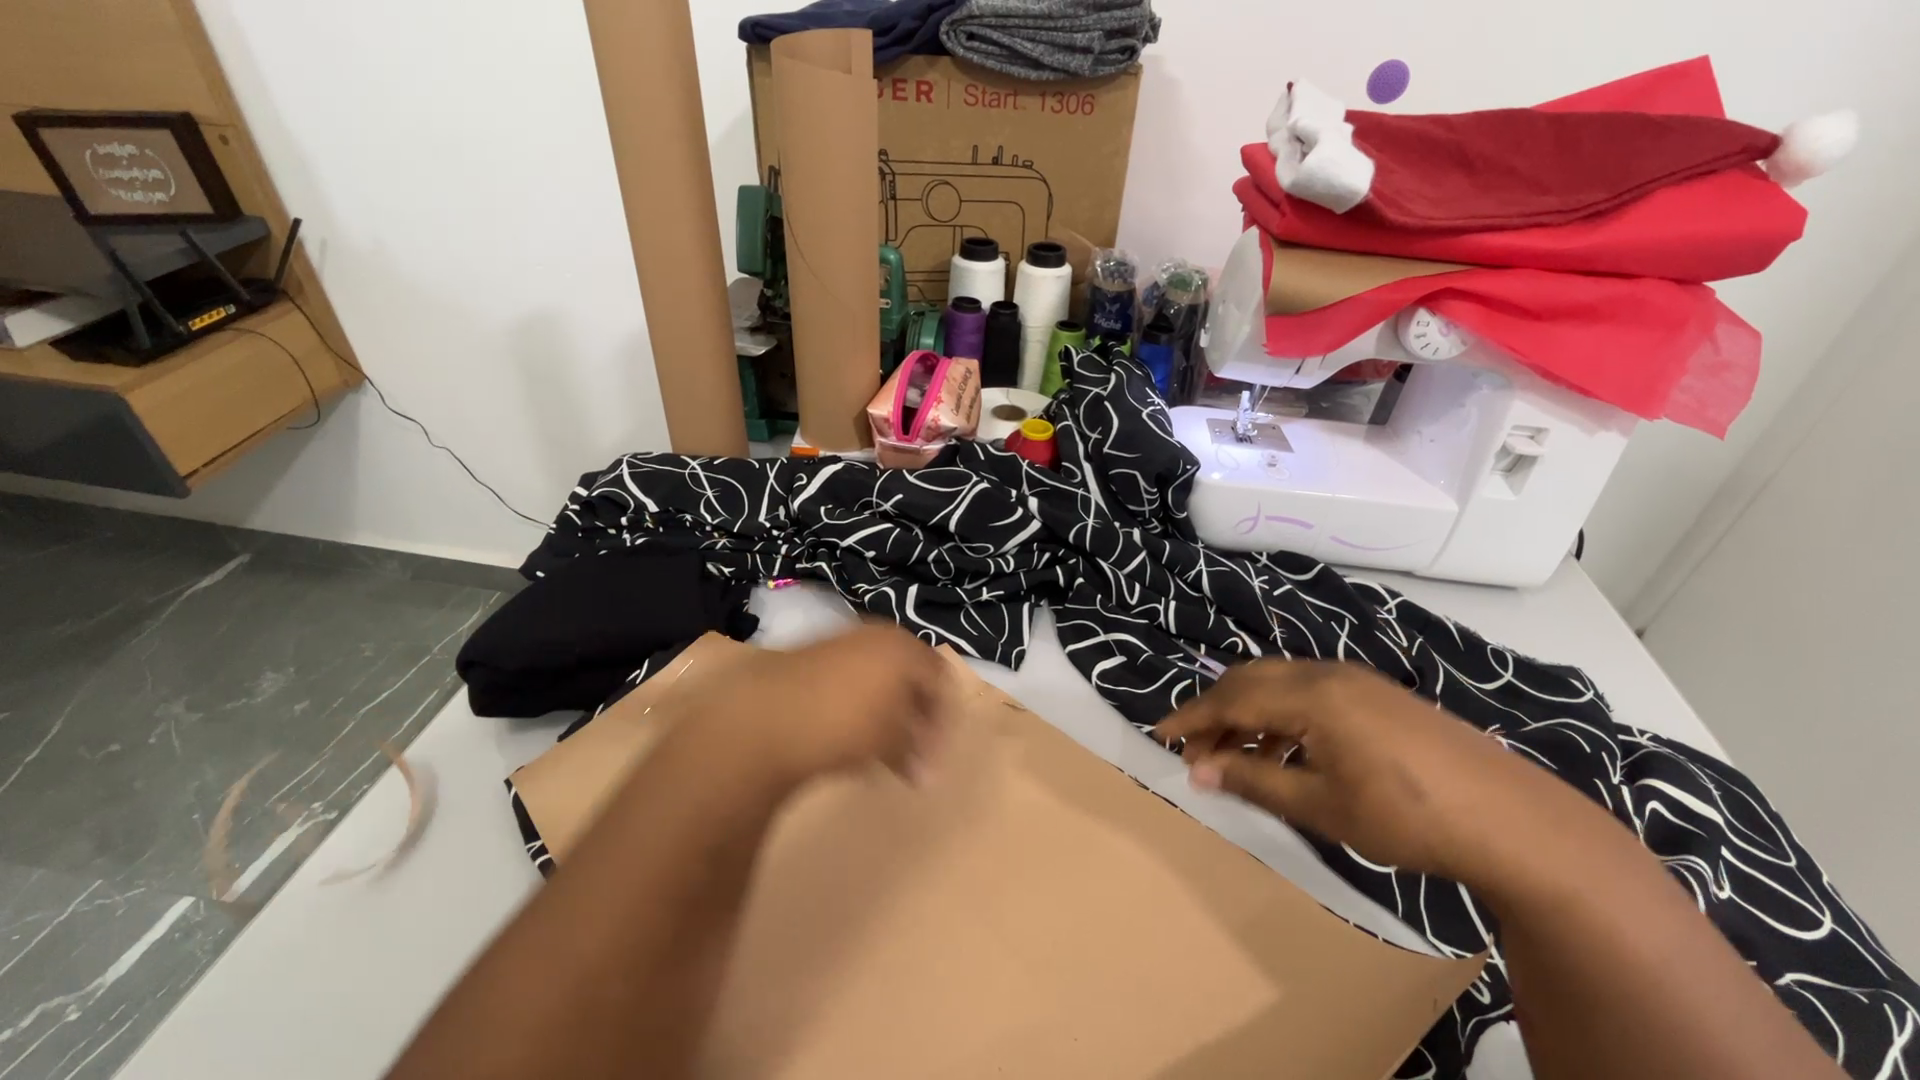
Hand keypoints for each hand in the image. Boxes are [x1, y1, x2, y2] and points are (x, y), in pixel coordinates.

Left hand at [682, 624, 953, 790]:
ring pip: (874, 682)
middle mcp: (872, 637)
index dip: (942, 719)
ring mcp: (836, 645)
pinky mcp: (805, 661)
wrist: (760, 718)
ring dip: (882, 717)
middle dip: (912, 719)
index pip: (941, 678)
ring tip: (877, 755)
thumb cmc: (841, 725)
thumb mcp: (890, 742)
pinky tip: (844, 742)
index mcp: (902, 646)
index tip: (934, 756)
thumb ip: (916, 752)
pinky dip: (853, 711)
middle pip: (907, 678)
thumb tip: (926, 773)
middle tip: (910, 757)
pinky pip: (845, 686)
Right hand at [1154, 660, 1579, 883]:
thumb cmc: (1405, 816)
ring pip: (1281, 684)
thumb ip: (1255, 782)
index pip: (1231, 698)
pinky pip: (1310, 693)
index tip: (1158, 735)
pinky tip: (1284, 753)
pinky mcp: (1379, 696)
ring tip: (1233, 758)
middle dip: (1215, 712)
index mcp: (1311, 696)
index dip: (1190, 717)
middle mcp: (1329, 675)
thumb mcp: (1320, 806)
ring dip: (1248, 714)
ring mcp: (1358, 681)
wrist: (1510, 819)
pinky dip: (1281, 716)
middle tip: (1193, 751)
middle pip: (1251, 680)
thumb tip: (1199, 771)